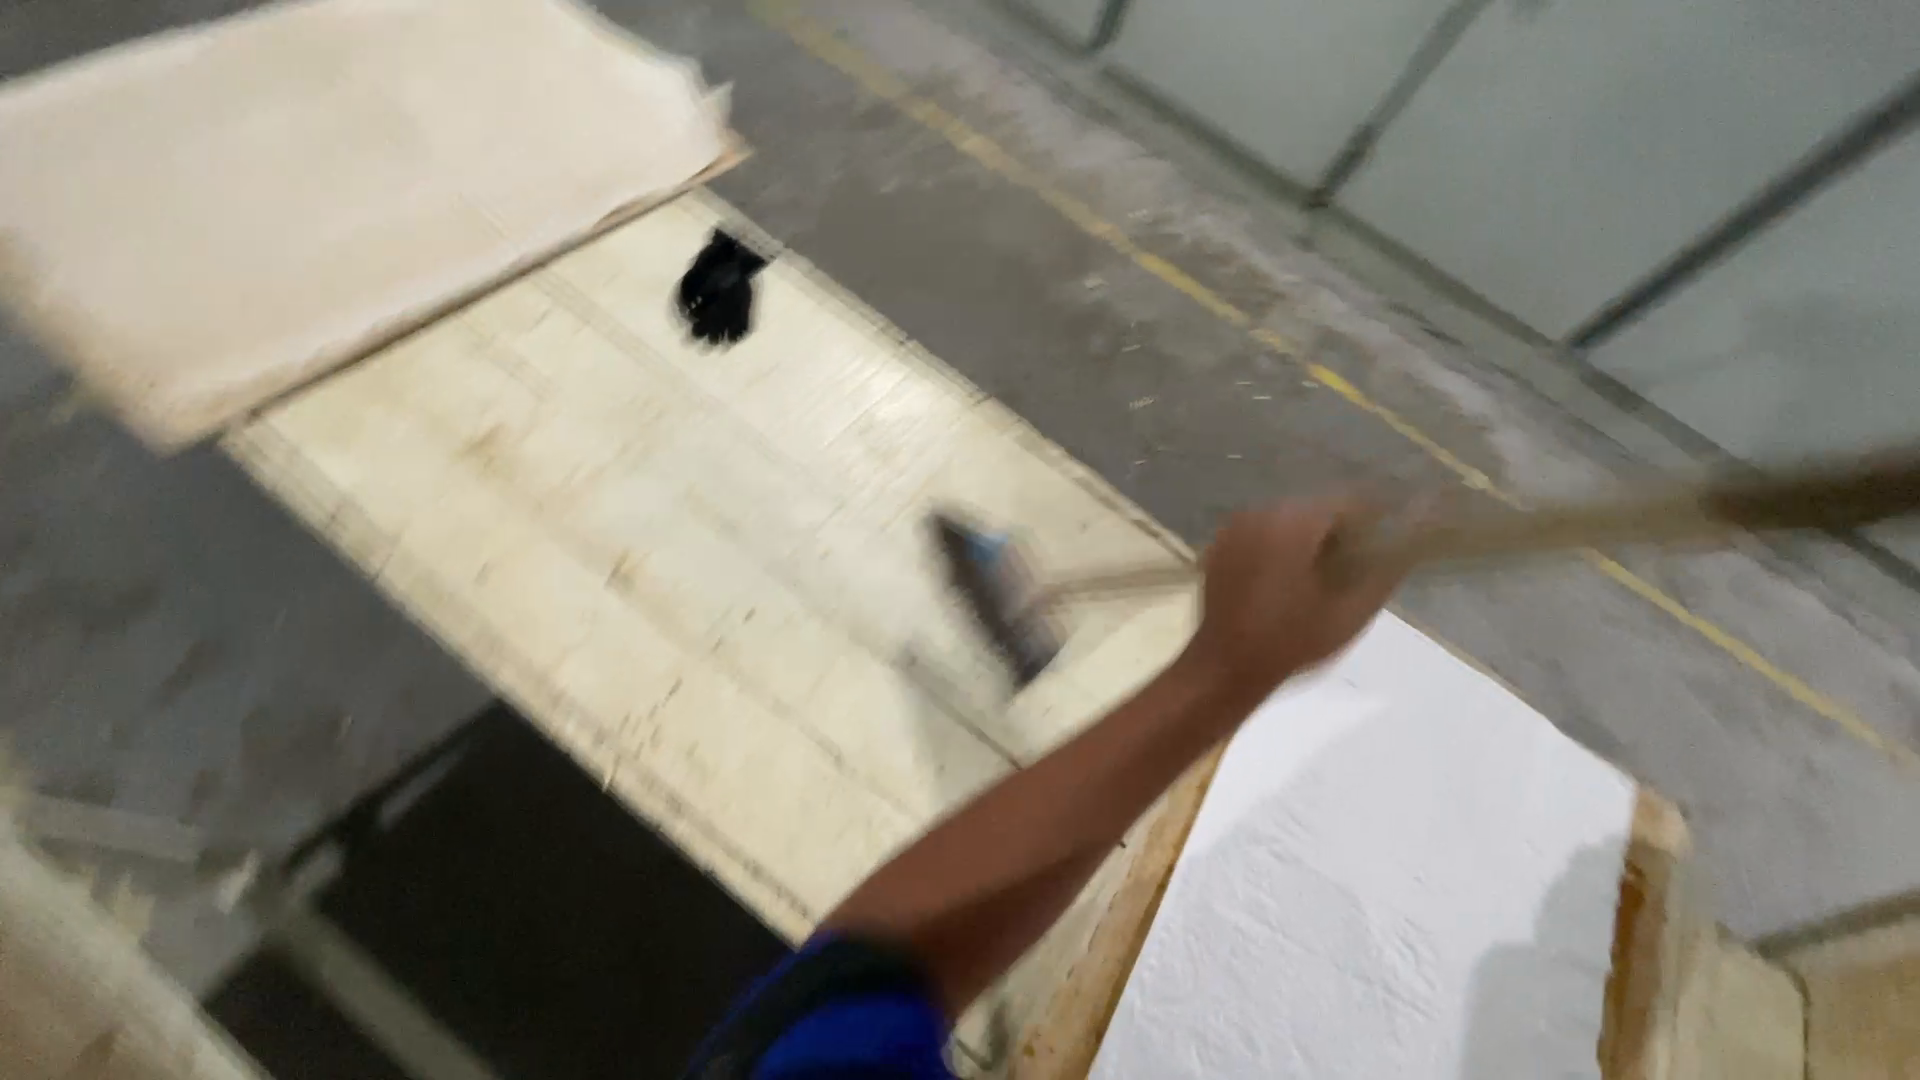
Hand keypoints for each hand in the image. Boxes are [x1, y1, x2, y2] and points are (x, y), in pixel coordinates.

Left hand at [1182, 499, 1403, 699]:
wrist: (1226, 664)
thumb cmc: (1292, 641)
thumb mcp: (1352, 611)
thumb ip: (1385, 571)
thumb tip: (1405, 547)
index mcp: (1294, 522)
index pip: (1349, 503)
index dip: (1375, 520)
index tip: (1390, 539)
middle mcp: (1260, 514)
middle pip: (1315, 509)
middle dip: (1339, 529)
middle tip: (1358, 560)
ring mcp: (1234, 528)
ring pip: (1286, 521)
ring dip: (1307, 537)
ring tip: (1325, 572)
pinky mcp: (1218, 546)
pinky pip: (1259, 534)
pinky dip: (1278, 547)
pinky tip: (1288, 577)